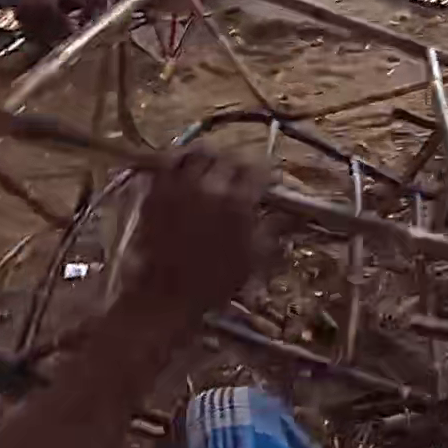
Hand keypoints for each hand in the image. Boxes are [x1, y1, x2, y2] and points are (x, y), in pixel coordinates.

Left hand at [123, 151, 267, 311]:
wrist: (166, 294)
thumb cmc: (214, 282)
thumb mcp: (254, 258)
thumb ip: (274, 230)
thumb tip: (291, 213)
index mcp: (238, 202)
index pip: (258, 170)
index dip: (267, 173)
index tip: (269, 180)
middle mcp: (209, 185)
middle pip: (229, 157)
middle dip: (240, 164)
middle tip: (242, 175)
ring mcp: (179, 185)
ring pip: (198, 153)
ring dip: (211, 157)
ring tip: (214, 166)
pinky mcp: (156, 190)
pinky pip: (169, 162)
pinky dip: (180, 160)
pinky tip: (185, 169)